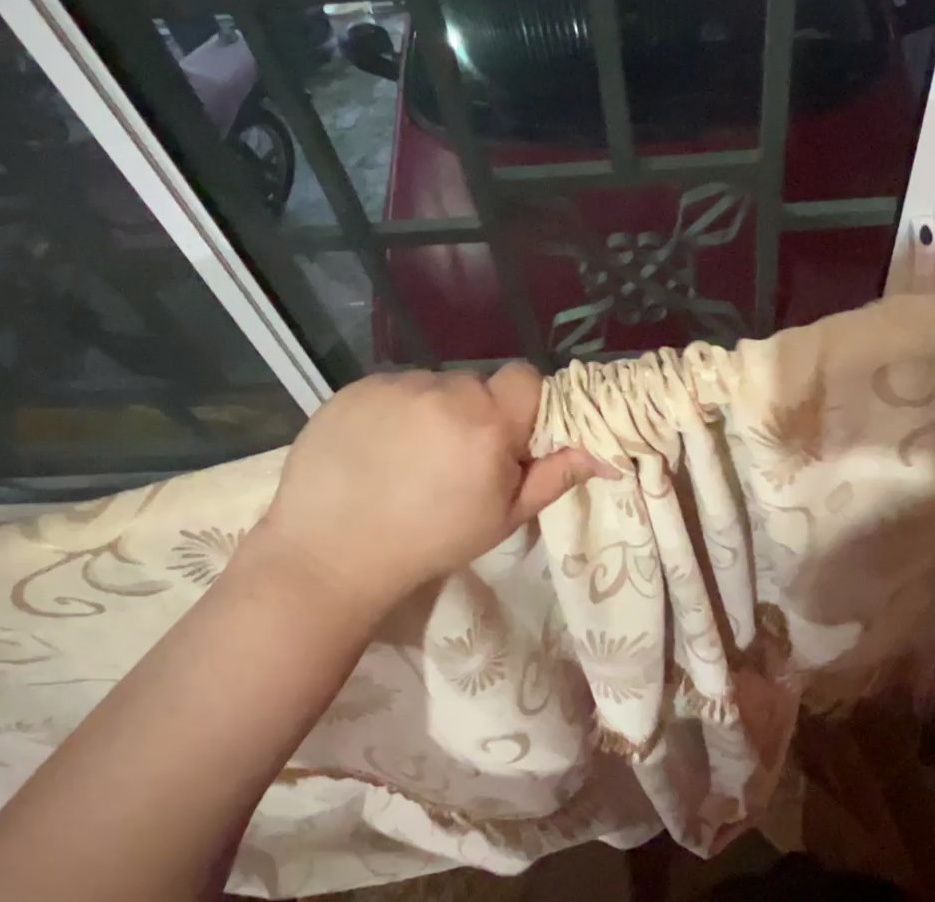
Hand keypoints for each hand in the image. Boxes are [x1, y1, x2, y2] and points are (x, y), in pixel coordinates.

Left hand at [242, 364, 614, 609]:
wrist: (331, 555)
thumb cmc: (430, 542)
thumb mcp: (502, 519)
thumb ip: (554, 477)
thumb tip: (604, 454)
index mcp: (488, 423)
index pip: (526, 379)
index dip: (522, 407)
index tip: (505, 442)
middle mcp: (445, 391)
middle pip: (477, 385)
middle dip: (475, 414)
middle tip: (454, 460)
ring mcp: (395, 386)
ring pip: (434, 386)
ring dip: (433, 411)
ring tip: (408, 458)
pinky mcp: (355, 387)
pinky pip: (392, 389)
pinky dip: (393, 412)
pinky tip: (376, 450)